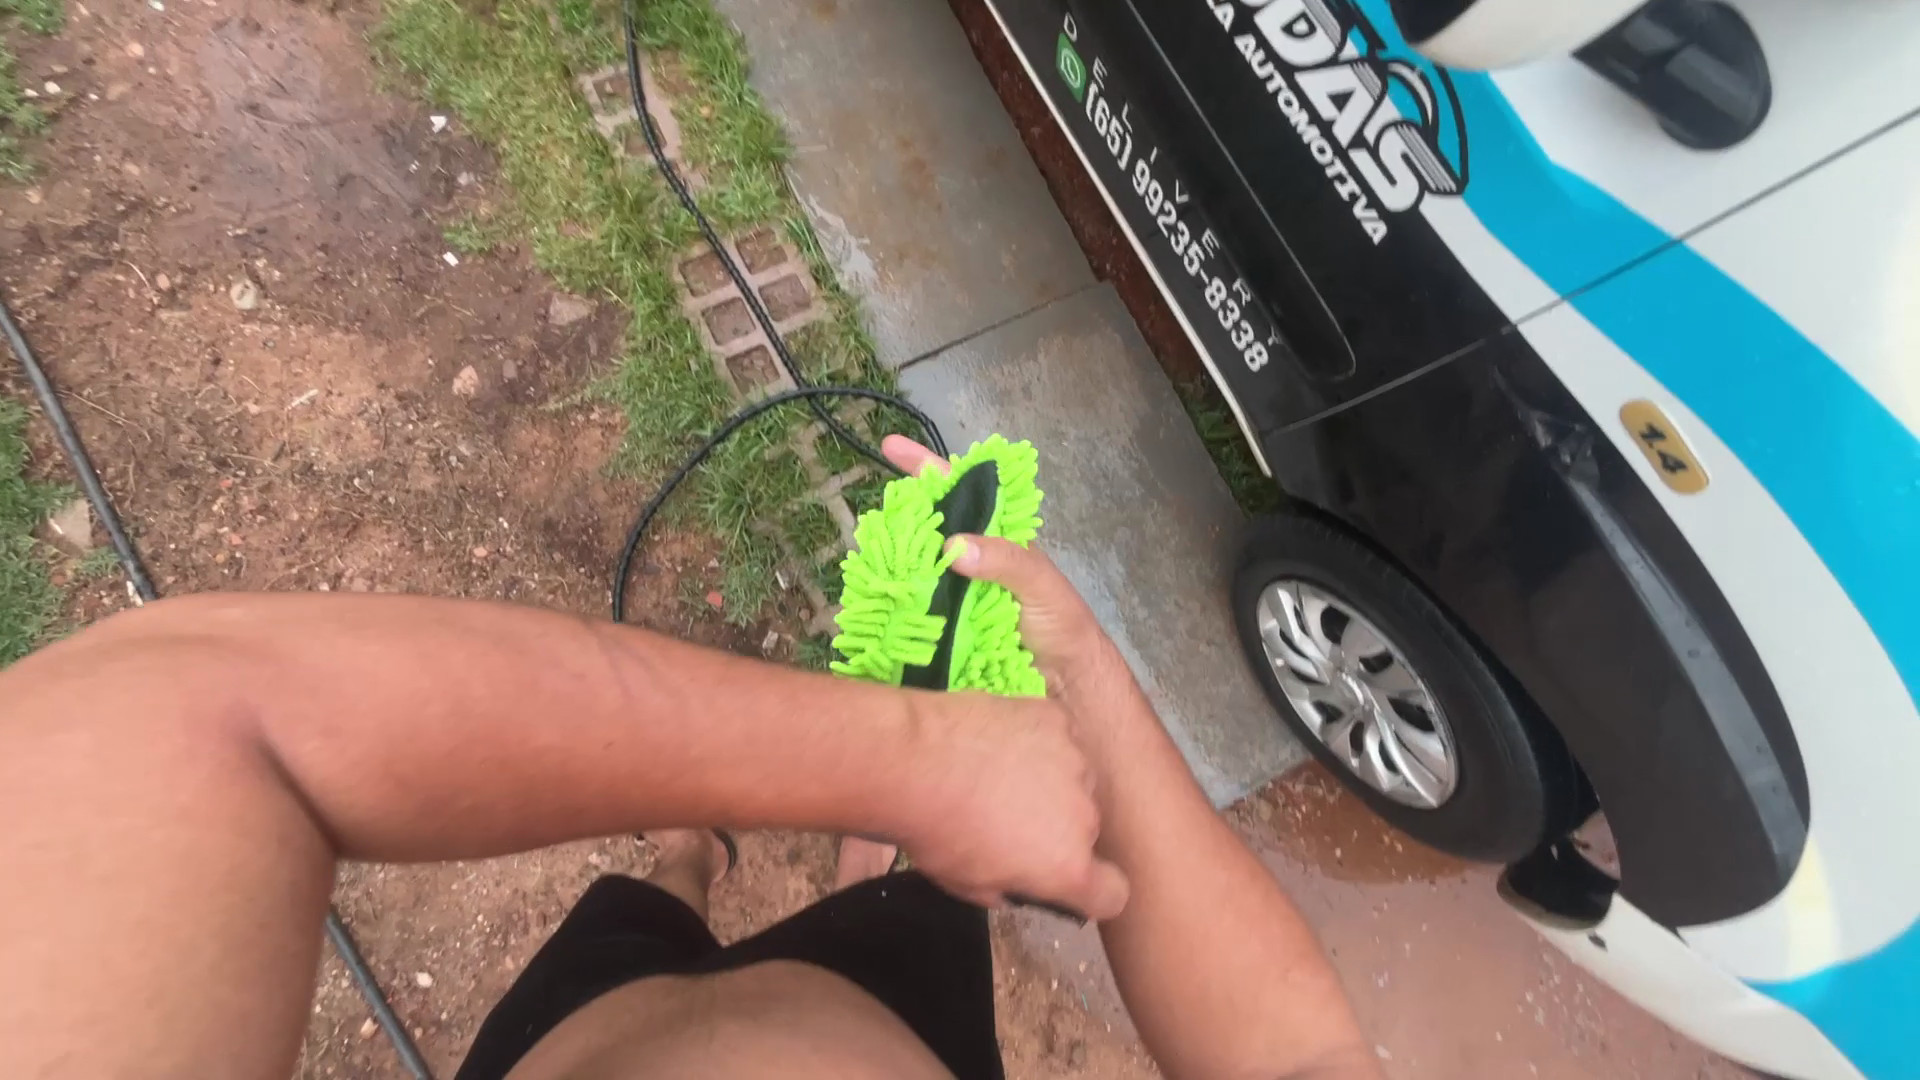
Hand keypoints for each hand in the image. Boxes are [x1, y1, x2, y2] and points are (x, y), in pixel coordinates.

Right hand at [879, 436, 1116, 695]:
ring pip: (913, 570)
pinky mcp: (942, 630)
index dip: (927, 469)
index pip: (959, 493)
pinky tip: (869, 607)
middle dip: (896, 522)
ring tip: (864, 565)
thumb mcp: (1041, 584)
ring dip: (888, 566)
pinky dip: (890, 607)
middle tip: (869, 526)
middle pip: (925, 530)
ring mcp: (952, 597)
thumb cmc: (1062, 625)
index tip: (891, 448)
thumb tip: (954, 547)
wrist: (1065, 688)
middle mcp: (968, 563)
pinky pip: (911, 611)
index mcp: (994, 540)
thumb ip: (1007, 561)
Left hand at [895, 689, 1129, 920]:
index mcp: (1068, 867)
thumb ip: (1013, 883)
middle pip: (1086, 827)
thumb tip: (1019, 872)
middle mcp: (1085, 814)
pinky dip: (1036, 736)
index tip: (1060, 873)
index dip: (1090, 888)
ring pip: (1074, 776)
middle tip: (1010, 812)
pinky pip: (1057, 733)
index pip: (1112, 893)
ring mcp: (1074, 758)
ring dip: (1050, 777)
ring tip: (1000, 767)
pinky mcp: (1056, 716)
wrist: (914, 760)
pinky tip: (1001, 735)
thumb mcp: (972, 884)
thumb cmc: (937, 832)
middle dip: (1058, 825)